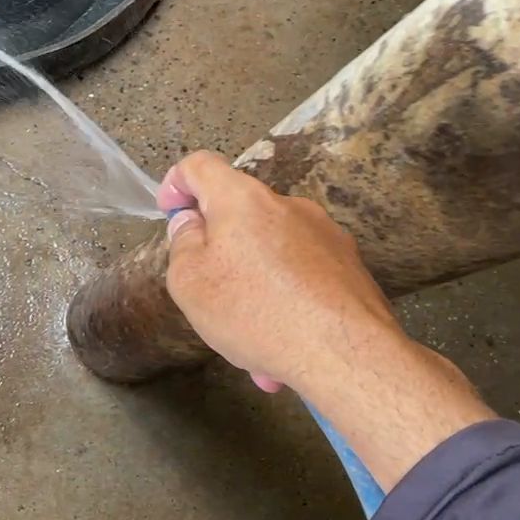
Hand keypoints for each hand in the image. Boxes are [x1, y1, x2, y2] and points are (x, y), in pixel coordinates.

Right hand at [159, 151, 493, 487]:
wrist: (346, 354)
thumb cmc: (255, 312)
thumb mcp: (189, 281)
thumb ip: (182, 243)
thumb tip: (192, 224)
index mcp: (242, 200)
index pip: (200, 165)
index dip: (176, 184)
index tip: (171, 214)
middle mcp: (287, 206)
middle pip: (238, 212)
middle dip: (217, 245)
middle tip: (204, 287)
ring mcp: (324, 234)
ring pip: (269, 250)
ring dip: (251, 281)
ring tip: (245, 334)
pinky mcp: (349, 265)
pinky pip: (300, 276)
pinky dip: (283, 299)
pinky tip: (279, 344)